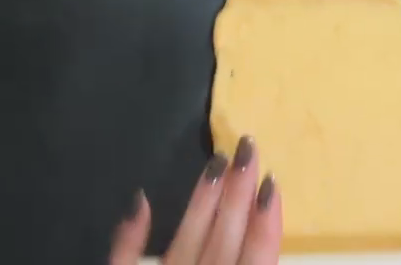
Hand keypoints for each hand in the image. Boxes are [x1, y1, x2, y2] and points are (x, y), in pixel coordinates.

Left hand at [110, 137, 281, 264]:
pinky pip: (129, 260)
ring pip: (190, 243)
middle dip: (238, 194)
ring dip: (205, 203)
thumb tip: (198, 206)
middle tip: (249, 145)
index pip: (254, 259)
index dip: (265, 225)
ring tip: (220, 159)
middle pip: (224, 242)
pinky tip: (140, 199)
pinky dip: (130, 235)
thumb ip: (238, 257)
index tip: (271, 181)